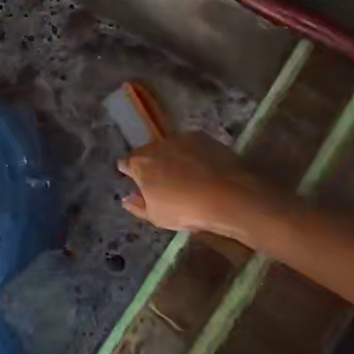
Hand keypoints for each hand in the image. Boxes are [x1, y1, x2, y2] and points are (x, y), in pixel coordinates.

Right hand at [118, 133, 282, 241]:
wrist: (227, 196)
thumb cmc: (185, 210)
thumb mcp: (157, 217)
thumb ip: (138, 205)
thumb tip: (126, 198)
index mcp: (140, 165)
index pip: (125, 164)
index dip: (129, 171)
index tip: (135, 180)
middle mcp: (156, 147)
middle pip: (147, 152)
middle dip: (151, 163)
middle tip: (162, 180)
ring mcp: (180, 139)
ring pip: (169, 147)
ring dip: (172, 157)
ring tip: (186, 174)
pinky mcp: (202, 137)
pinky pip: (190, 144)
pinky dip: (192, 153)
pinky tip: (203, 167)